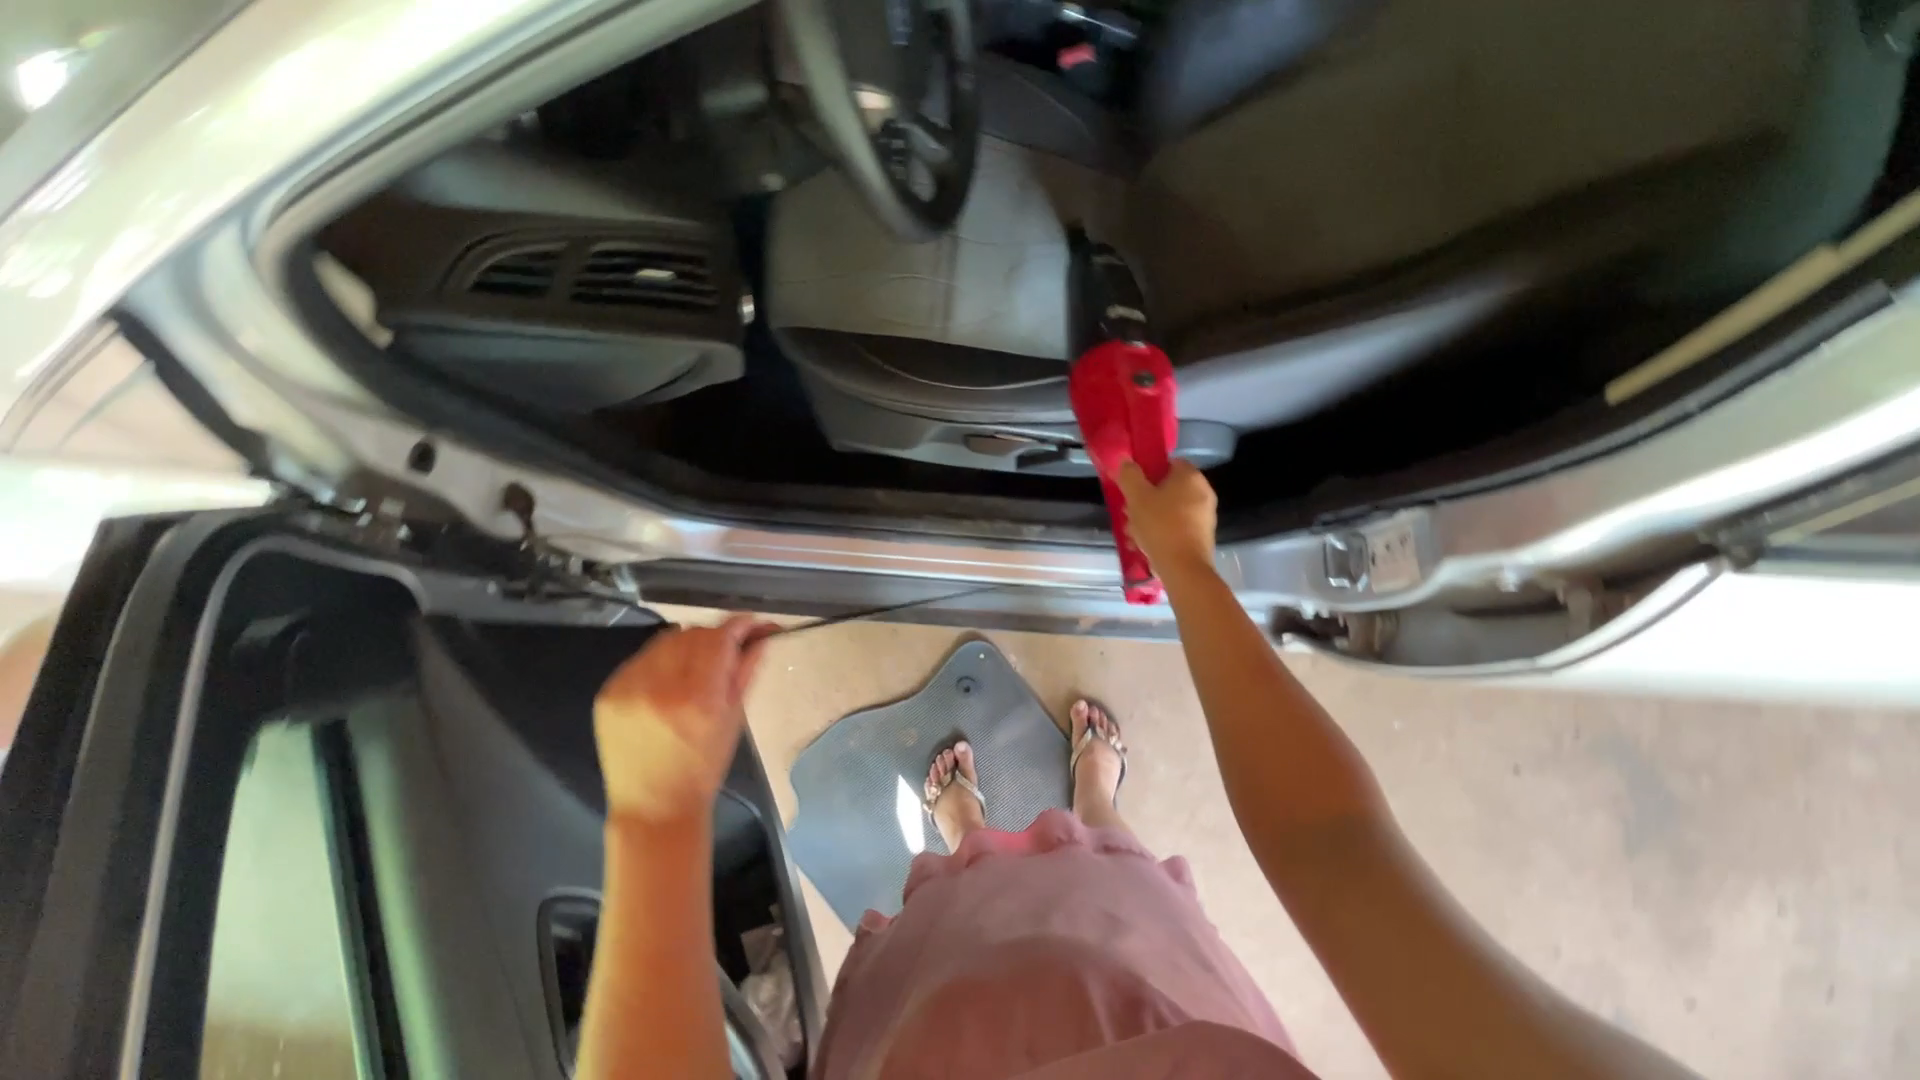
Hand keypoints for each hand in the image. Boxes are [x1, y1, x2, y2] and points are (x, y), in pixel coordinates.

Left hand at [593, 614, 776, 825]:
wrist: (652, 806)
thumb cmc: (702, 768)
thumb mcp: (734, 721)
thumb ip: (745, 672)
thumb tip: (760, 636)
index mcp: (698, 698)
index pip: (719, 638)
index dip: (739, 625)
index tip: (753, 624)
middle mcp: (660, 686)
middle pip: (692, 634)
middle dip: (714, 637)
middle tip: (727, 650)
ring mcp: (628, 688)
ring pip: (665, 641)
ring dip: (686, 645)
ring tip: (695, 667)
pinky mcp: (607, 693)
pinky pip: (641, 659)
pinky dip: (659, 662)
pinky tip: (666, 682)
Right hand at [1117, 459, 1217, 584]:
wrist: (1184, 568)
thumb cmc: (1160, 526)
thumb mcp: (1137, 497)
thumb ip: (1129, 476)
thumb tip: (1127, 463)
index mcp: (1190, 476)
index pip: (1168, 462)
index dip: (1148, 471)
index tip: (1132, 486)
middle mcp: (1203, 492)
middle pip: (1168, 489)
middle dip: (1145, 500)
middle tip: (1128, 512)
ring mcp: (1205, 516)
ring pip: (1171, 510)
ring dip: (1150, 518)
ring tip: (1132, 533)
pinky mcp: (1202, 537)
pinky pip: (1178, 527)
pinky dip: (1162, 532)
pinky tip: (1145, 546)